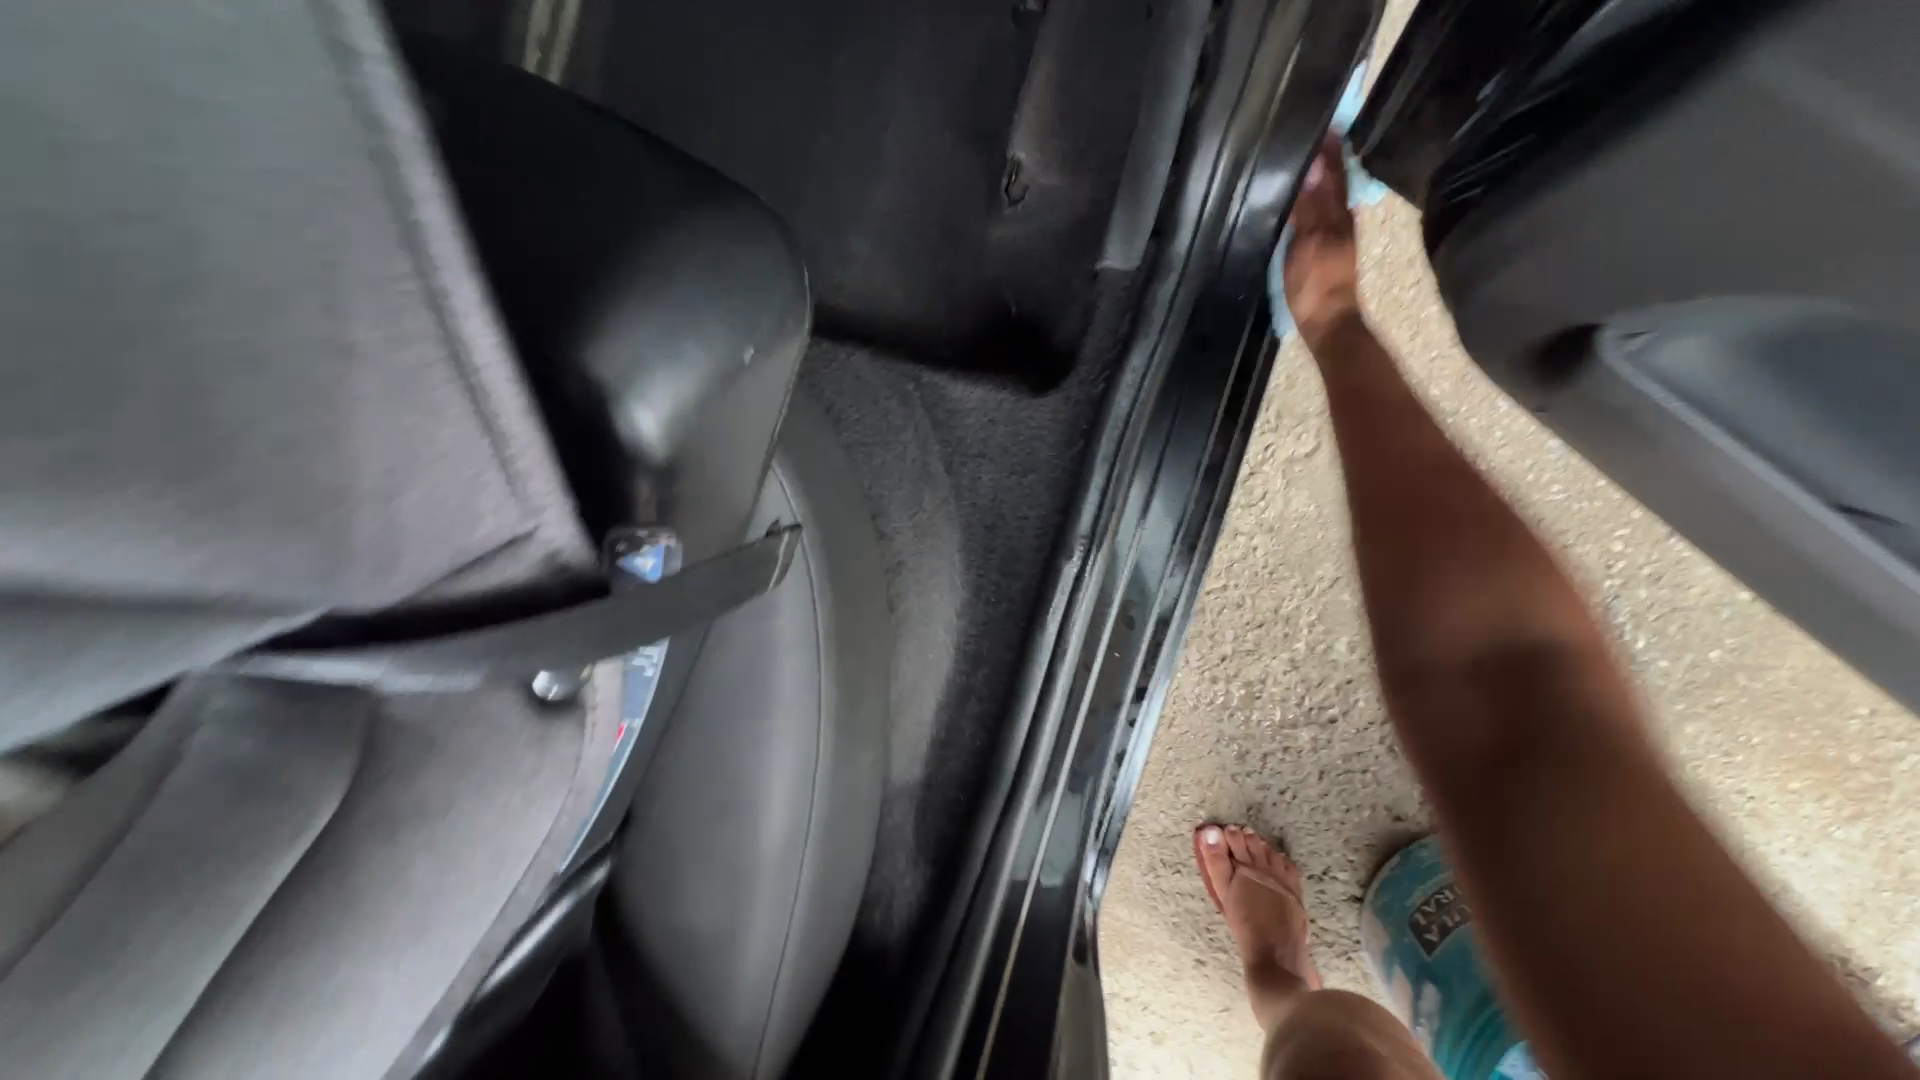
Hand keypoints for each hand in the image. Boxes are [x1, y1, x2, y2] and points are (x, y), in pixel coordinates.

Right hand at [1283, 136, 1361, 347]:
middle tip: (1314, 135)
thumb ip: (1310, 206)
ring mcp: (1335, 238)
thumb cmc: (1317, 285)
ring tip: (1306, 161)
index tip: (1323, 121)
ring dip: (1320, 179)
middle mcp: (1340, 221)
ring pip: (1329, 198)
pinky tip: (1304, 202)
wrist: (1329, 324)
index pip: (1333, 171)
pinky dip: (1314, 202)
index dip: (1329, 148)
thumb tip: (1313, 166)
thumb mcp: (1309, 242)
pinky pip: (1321, 217)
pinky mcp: (1326, 254)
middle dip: (1326, 159)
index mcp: (1337, 214)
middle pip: (1334, 182)